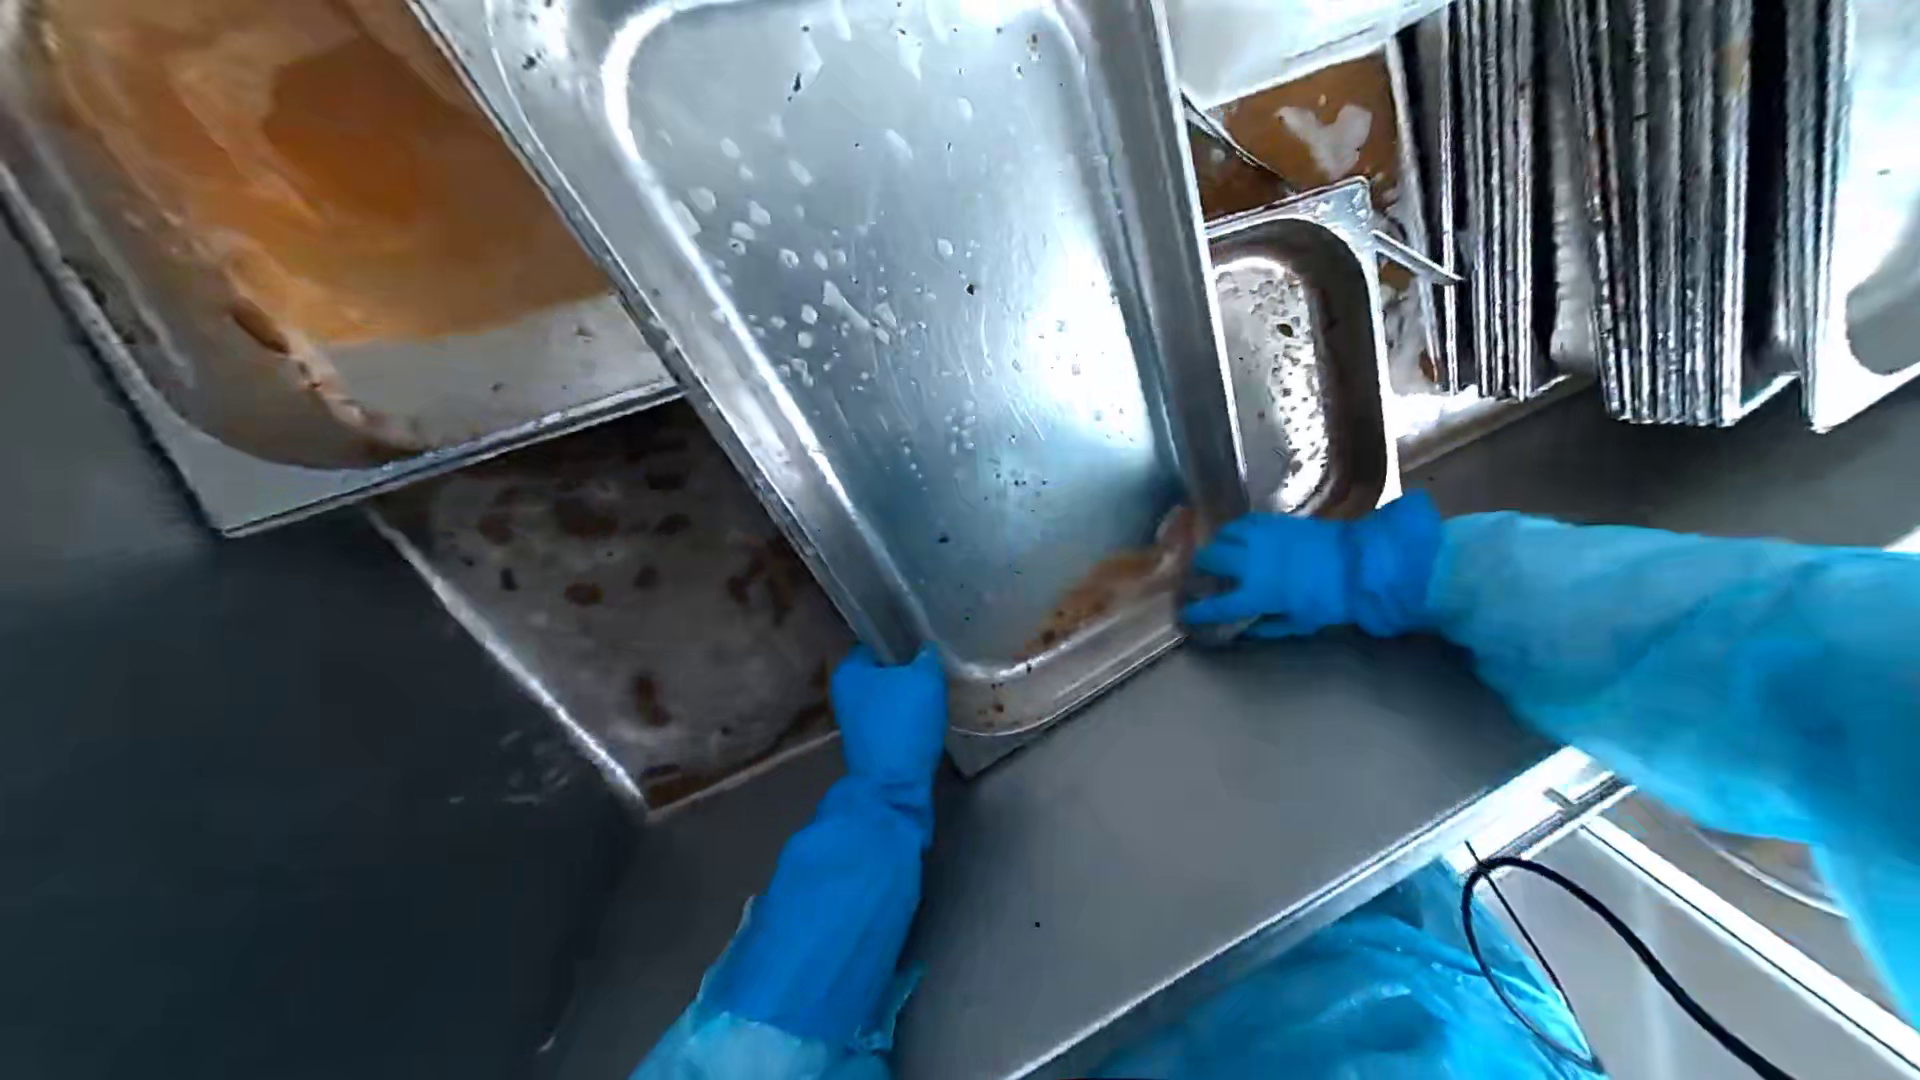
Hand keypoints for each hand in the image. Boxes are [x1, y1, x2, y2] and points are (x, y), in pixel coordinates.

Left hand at [830, 644, 947, 787]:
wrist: (894, 787)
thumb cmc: (903, 724)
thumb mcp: (924, 680)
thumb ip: (928, 656)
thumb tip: (927, 649)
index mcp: (849, 671)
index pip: (876, 640)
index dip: (902, 636)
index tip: (926, 636)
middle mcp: (846, 693)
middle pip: (884, 668)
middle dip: (910, 665)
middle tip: (937, 660)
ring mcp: (857, 720)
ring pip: (891, 693)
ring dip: (913, 691)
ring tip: (939, 685)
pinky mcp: (873, 740)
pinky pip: (895, 716)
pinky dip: (911, 713)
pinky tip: (931, 712)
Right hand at [1181, 493, 1443, 638]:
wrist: (1361, 564)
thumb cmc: (1330, 601)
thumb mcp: (1299, 623)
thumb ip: (1267, 626)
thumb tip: (1246, 627)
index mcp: (1255, 593)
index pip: (1215, 606)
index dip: (1197, 611)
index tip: (1187, 613)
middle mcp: (1248, 563)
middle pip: (1208, 560)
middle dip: (1200, 568)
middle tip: (1203, 575)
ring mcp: (1258, 538)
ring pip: (1221, 536)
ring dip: (1217, 545)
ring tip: (1220, 552)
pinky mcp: (1271, 522)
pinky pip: (1242, 523)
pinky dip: (1235, 531)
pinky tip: (1240, 537)